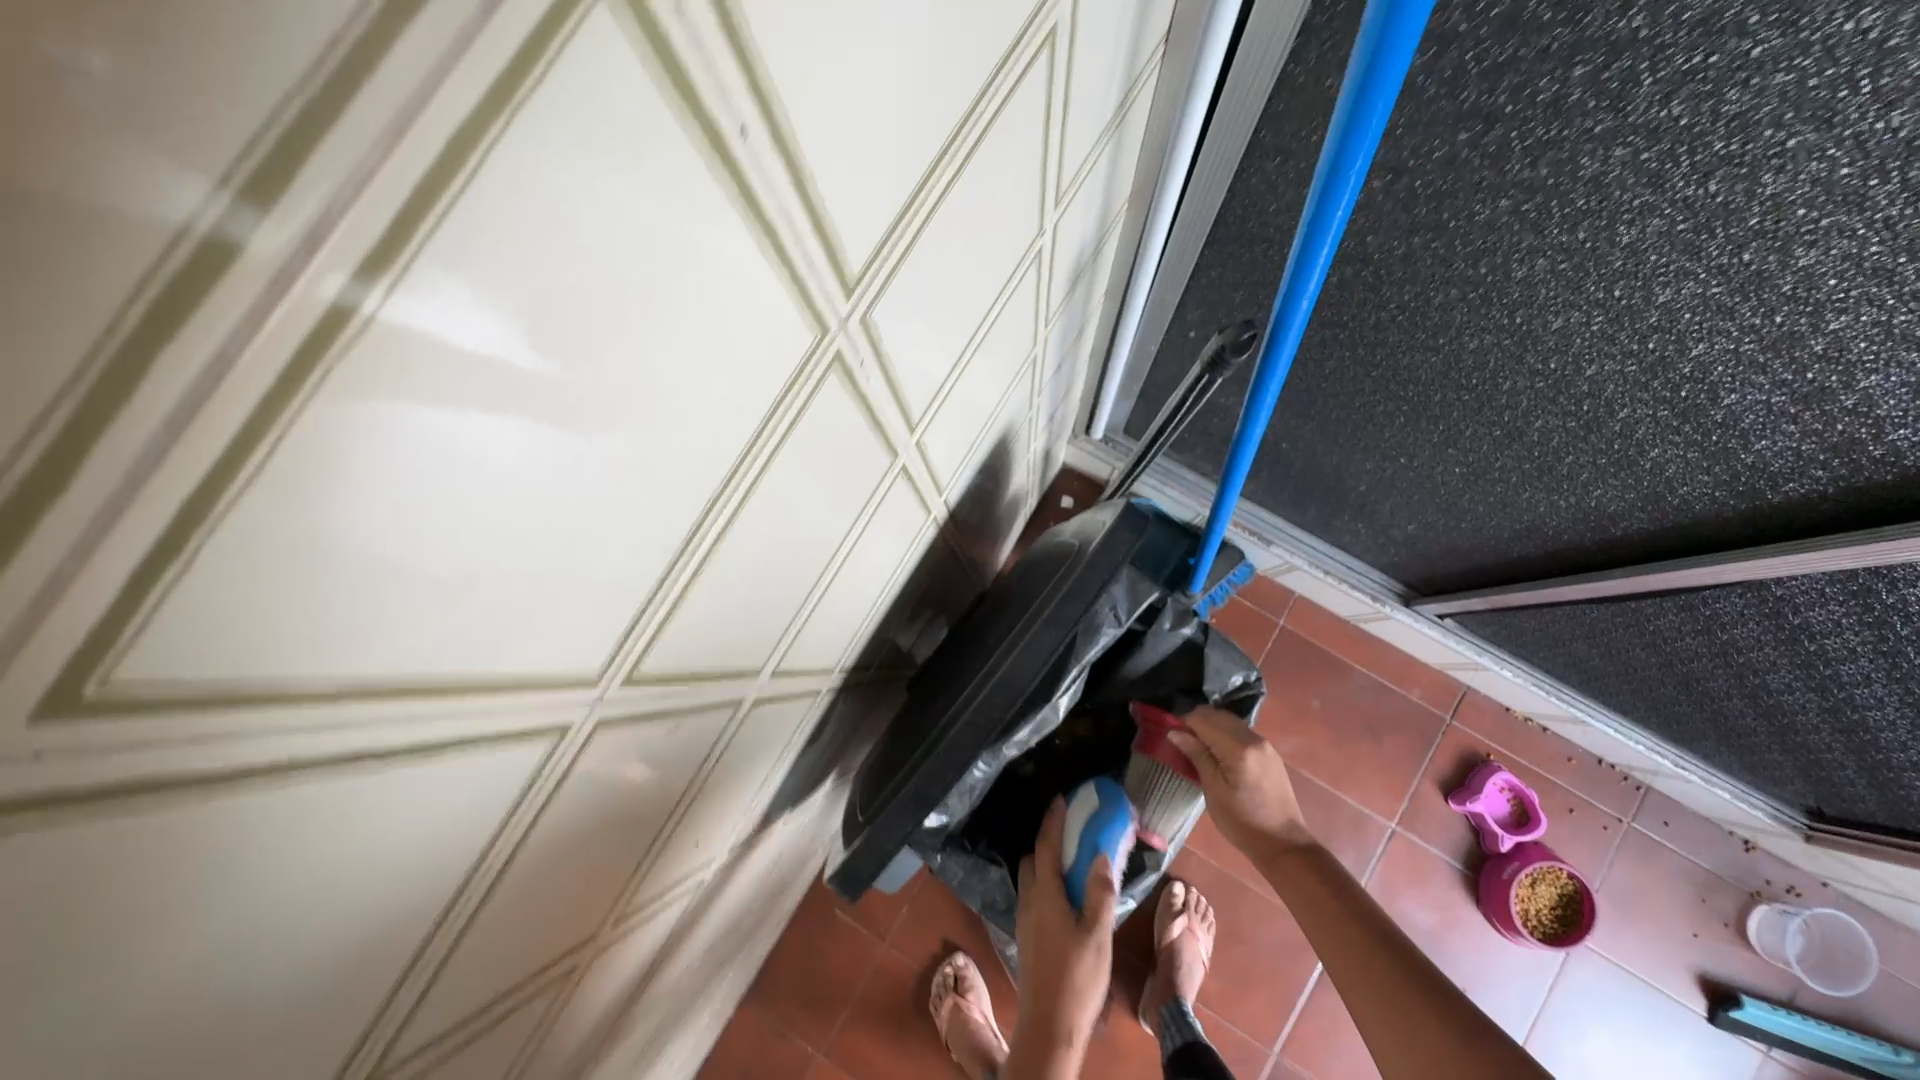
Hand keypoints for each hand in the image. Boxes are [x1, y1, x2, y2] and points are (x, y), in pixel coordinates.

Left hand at [1013, 796, 1114, 1058]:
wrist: (1050, 1024)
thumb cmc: (1078, 979)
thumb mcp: (1097, 935)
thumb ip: (1099, 893)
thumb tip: (1099, 855)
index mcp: (1045, 896)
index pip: (1045, 846)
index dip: (1053, 820)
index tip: (1062, 798)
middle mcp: (1029, 902)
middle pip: (1033, 859)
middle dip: (1049, 839)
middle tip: (1073, 830)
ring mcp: (1025, 920)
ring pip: (1032, 878)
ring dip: (1048, 862)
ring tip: (1076, 861)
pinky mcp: (1027, 936)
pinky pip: (1035, 895)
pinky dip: (1048, 883)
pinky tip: (1070, 895)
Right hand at [1166, 705, 1313, 856]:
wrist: (1283, 843)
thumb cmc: (1242, 822)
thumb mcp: (1214, 791)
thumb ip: (1197, 756)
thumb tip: (1175, 732)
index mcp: (1238, 748)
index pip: (1203, 719)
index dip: (1184, 723)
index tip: (1172, 738)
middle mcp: (1254, 739)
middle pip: (1218, 716)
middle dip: (1197, 723)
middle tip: (1183, 744)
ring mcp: (1265, 745)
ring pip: (1230, 722)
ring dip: (1211, 728)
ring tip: (1198, 751)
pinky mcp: (1270, 753)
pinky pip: (1242, 733)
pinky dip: (1226, 736)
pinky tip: (1219, 756)